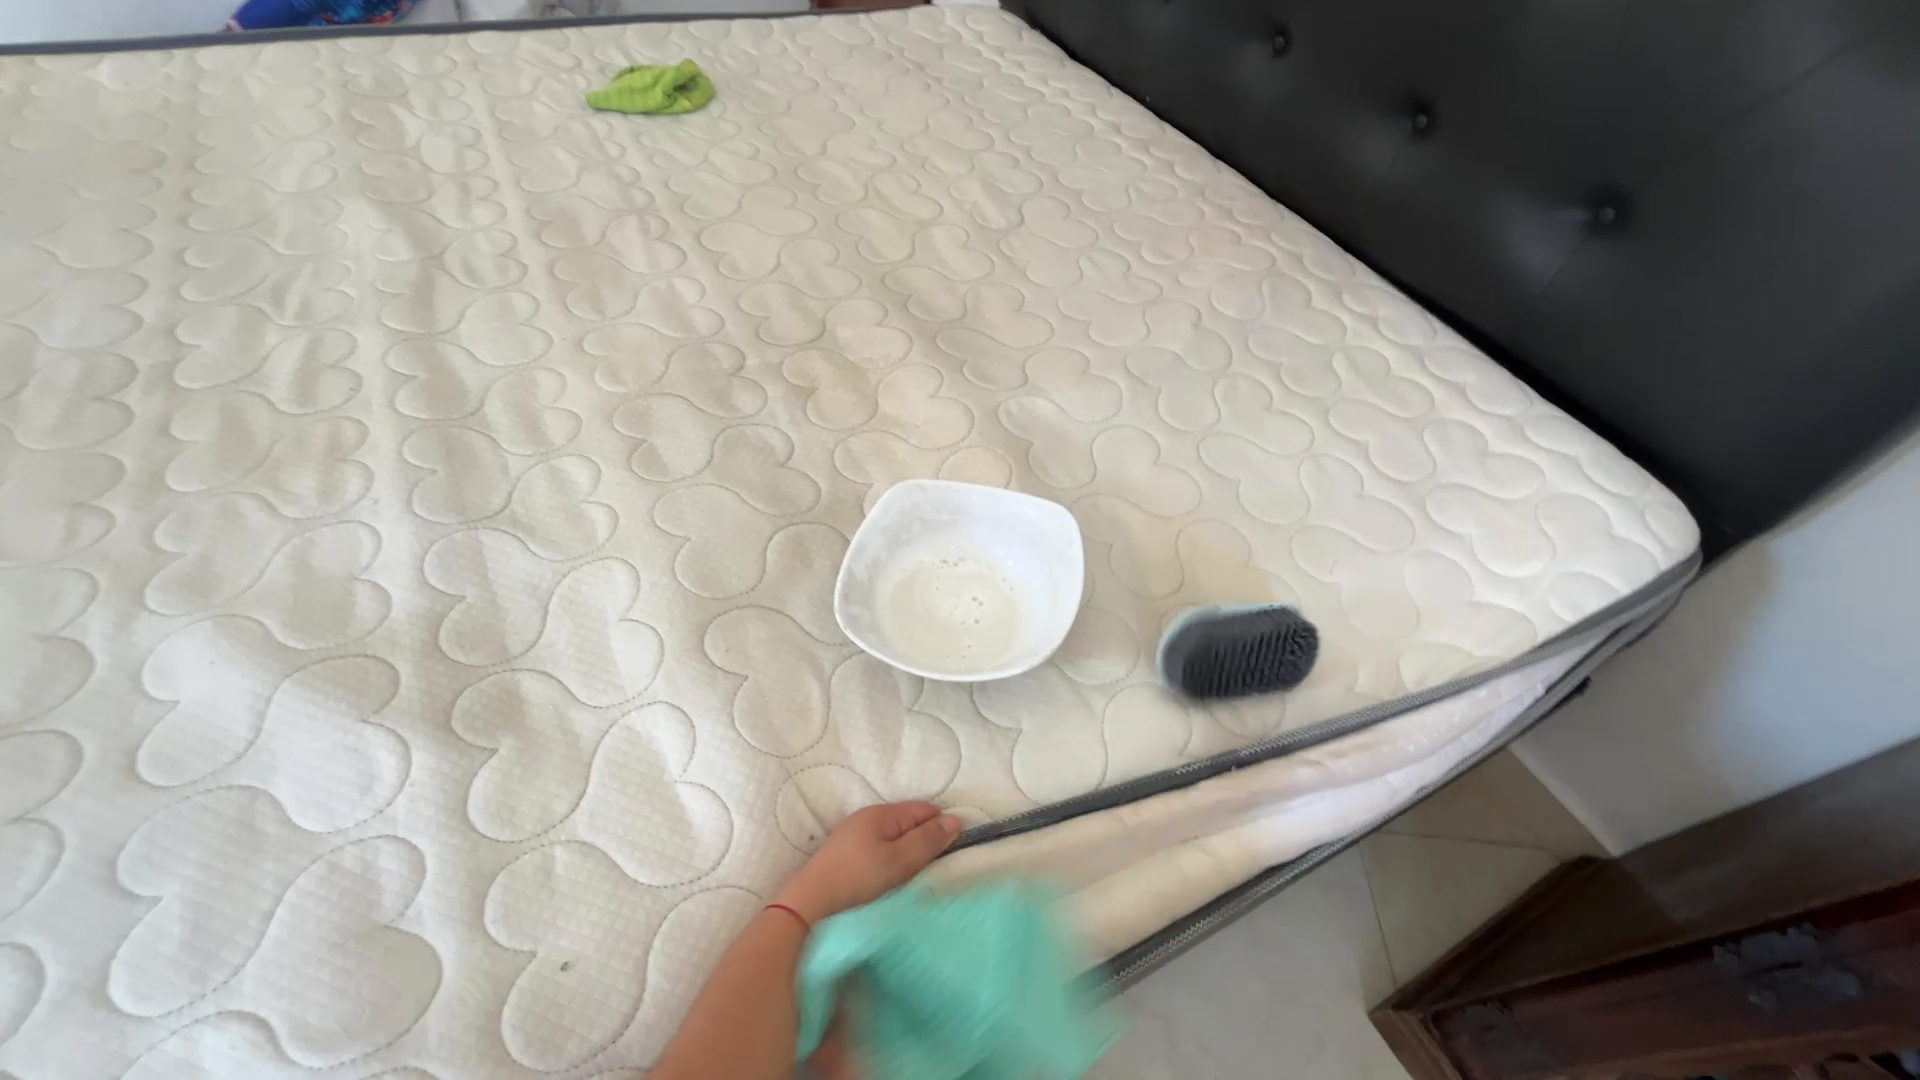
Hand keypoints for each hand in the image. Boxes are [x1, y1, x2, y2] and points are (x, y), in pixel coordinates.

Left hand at [774, 801, 961, 923]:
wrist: (808, 907)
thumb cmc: (857, 881)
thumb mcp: (898, 862)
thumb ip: (927, 840)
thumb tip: (955, 820)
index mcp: (881, 813)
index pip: (924, 809)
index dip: (940, 827)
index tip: (947, 854)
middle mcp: (866, 818)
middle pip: (909, 822)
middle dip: (923, 841)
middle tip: (928, 870)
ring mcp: (853, 836)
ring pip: (893, 838)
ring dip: (906, 854)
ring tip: (909, 878)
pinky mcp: (844, 856)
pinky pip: (878, 850)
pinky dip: (889, 861)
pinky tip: (887, 881)